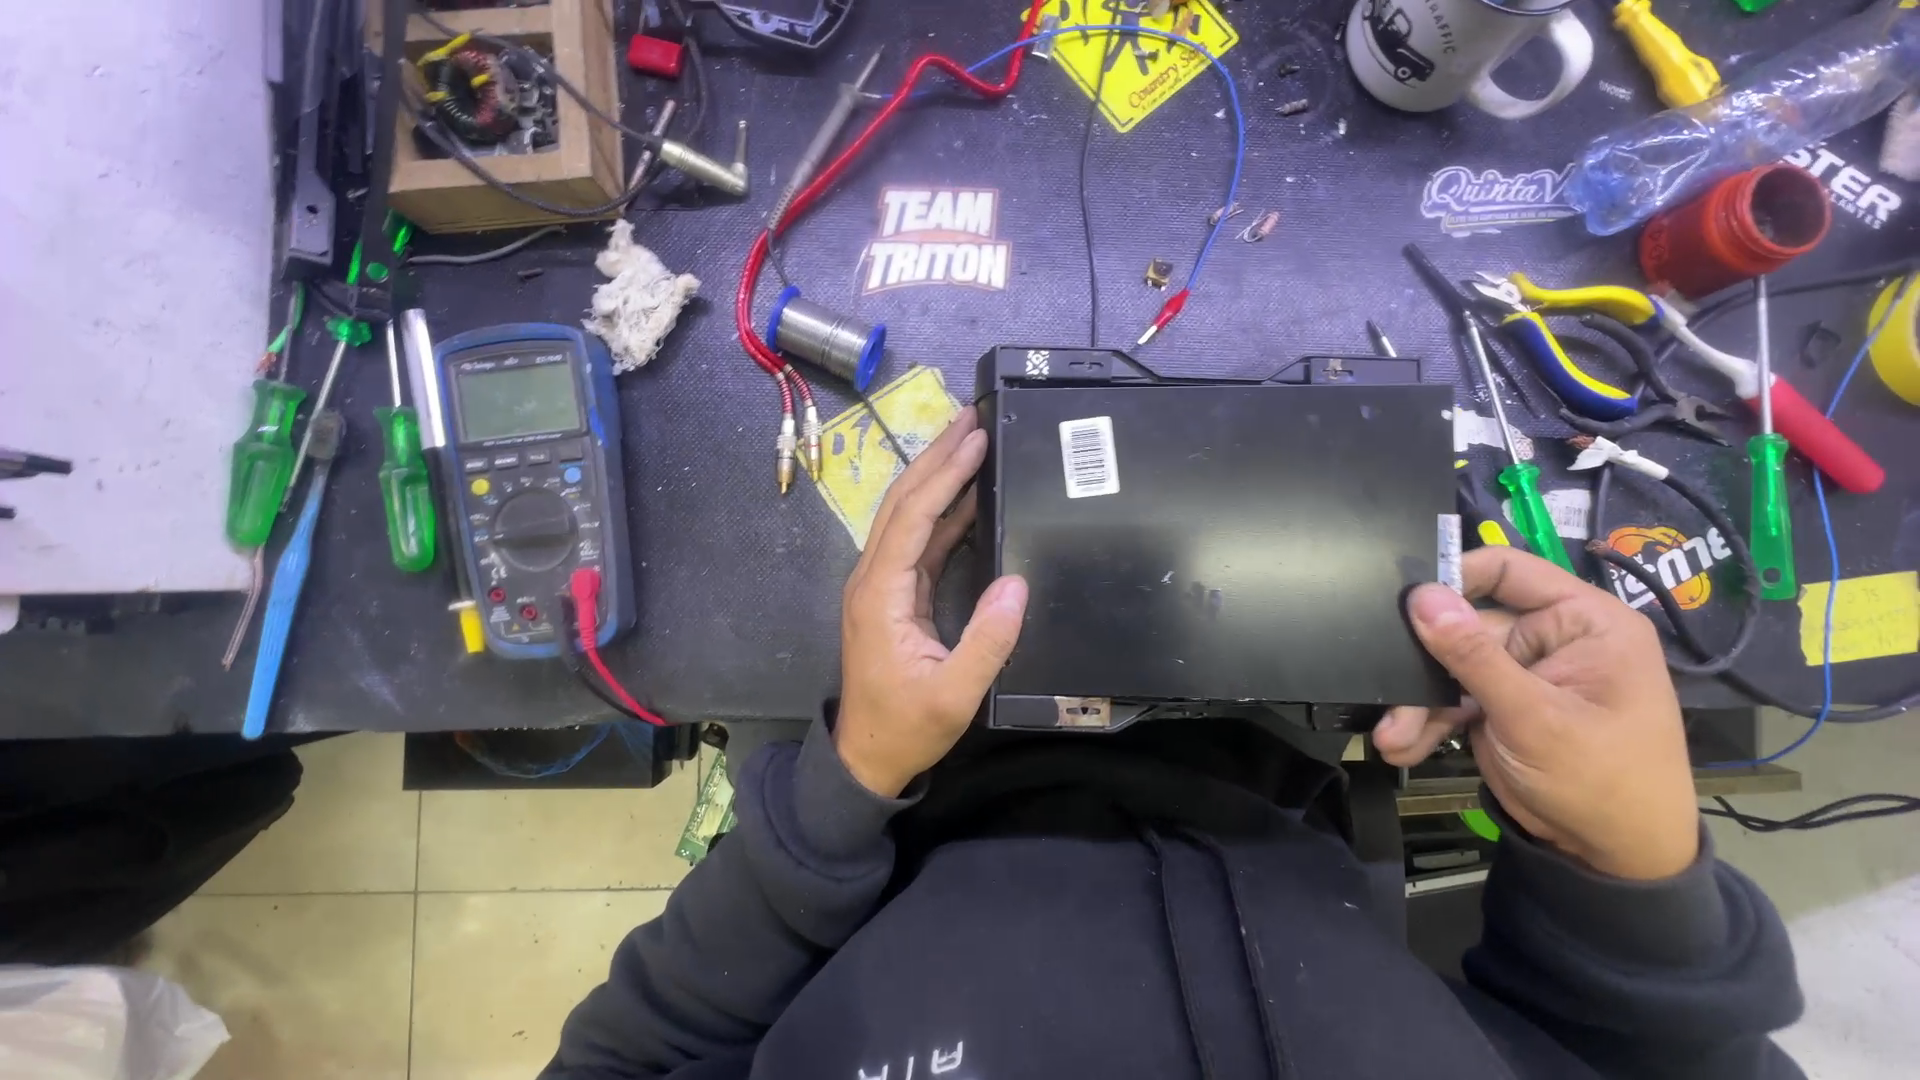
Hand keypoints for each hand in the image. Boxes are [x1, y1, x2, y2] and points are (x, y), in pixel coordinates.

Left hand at [835, 410, 1027, 796]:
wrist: (866, 756)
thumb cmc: (906, 727)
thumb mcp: (954, 694)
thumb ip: (987, 641)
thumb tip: (1017, 583)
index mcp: (881, 594)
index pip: (914, 517)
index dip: (946, 474)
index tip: (976, 438)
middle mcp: (874, 578)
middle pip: (903, 501)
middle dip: (936, 456)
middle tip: (971, 416)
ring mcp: (882, 585)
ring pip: (908, 515)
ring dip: (937, 476)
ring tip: (970, 441)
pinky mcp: (894, 595)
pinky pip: (919, 542)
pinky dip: (943, 513)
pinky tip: (968, 497)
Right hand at [1372, 547, 1699, 880]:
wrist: (1613, 861)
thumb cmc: (1602, 783)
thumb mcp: (1533, 718)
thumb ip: (1472, 655)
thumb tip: (1421, 595)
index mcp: (1584, 623)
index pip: (1509, 570)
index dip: (1455, 577)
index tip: (1404, 602)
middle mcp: (1551, 639)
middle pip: (1465, 626)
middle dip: (1424, 666)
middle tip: (1387, 692)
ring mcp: (1522, 674)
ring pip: (1449, 666)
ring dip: (1417, 702)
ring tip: (1393, 737)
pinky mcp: (1499, 705)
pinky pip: (1450, 697)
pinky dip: (1425, 721)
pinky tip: (1403, 745)